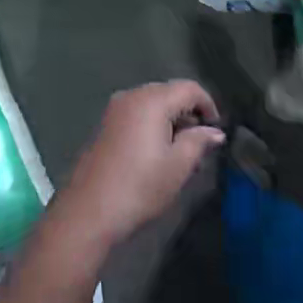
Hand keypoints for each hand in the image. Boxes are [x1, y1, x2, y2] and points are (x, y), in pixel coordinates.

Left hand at [58, 80, 224, 245]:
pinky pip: (137, 114)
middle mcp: (132, 96)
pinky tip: (157, 153)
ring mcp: (114, 110)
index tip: (217, 131)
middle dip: (190, 113)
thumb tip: (215, 132)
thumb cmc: (138, 187)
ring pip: (153, 104)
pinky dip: (152, 125)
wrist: (86, 214)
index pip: (190, 89)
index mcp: (152, 100)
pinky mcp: (104, 126)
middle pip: (170, 93)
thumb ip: (199, 142)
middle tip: (201, 144)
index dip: (209, 105)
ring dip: (171, 121)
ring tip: (181, 152)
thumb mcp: (177, 166)